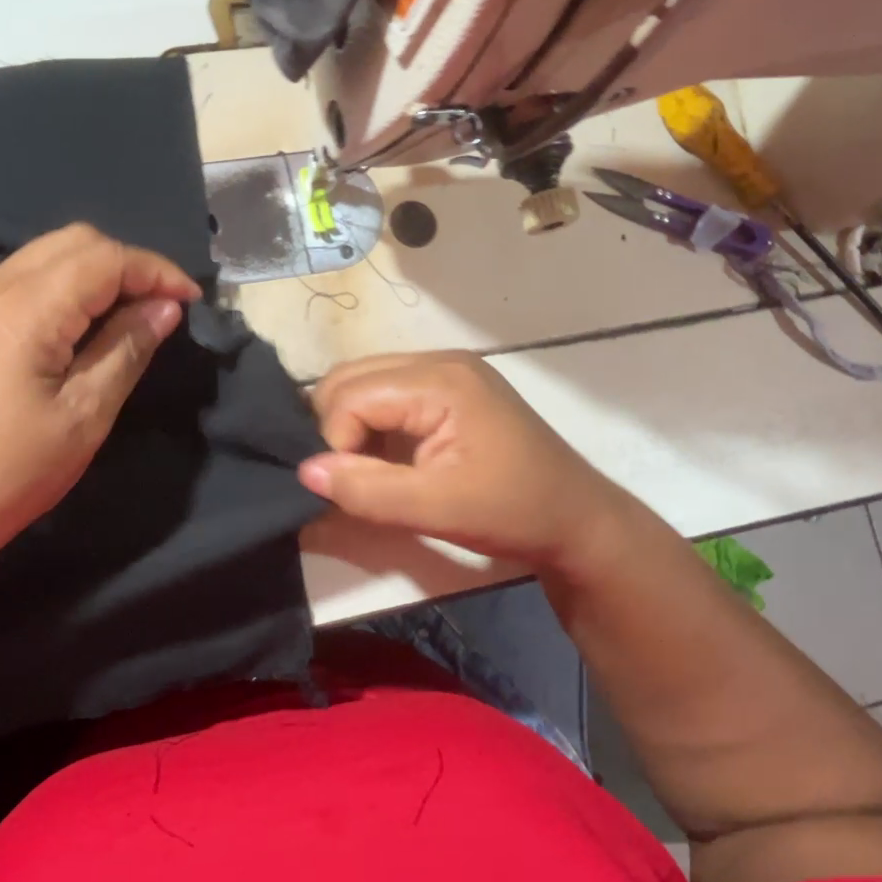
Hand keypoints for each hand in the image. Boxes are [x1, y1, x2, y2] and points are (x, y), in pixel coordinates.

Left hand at [0, 224, 200, 554]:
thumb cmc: (16, 469)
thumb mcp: (87, 413)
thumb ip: (128, 348)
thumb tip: (166, 308)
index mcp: (24, 309)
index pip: (103, 259)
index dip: (154, 271)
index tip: (191, 300)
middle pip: (74, 242)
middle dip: (126, 264)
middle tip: (161, 308)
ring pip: (48, 255)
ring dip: (96, 273)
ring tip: (130, 315)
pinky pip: (25, 278)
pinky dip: (65, 287)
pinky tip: (84, 325)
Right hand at [297, 352, 629, 567]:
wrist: (577, 520)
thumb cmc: (513, 512)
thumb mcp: (437, 508)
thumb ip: (368, 490)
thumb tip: (304, 471)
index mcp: (440, 380)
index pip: (350, 395)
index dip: (335, 443)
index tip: (350, 488)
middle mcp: (437, 360)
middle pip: (349, 379)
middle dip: (334, 429)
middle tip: (349, 477)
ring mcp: (444, 371)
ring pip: (361, 384)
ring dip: (349, 427)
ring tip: (364, 470)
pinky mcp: (446, 389)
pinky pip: (384, 395)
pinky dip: (369, 426)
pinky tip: (382, 459)